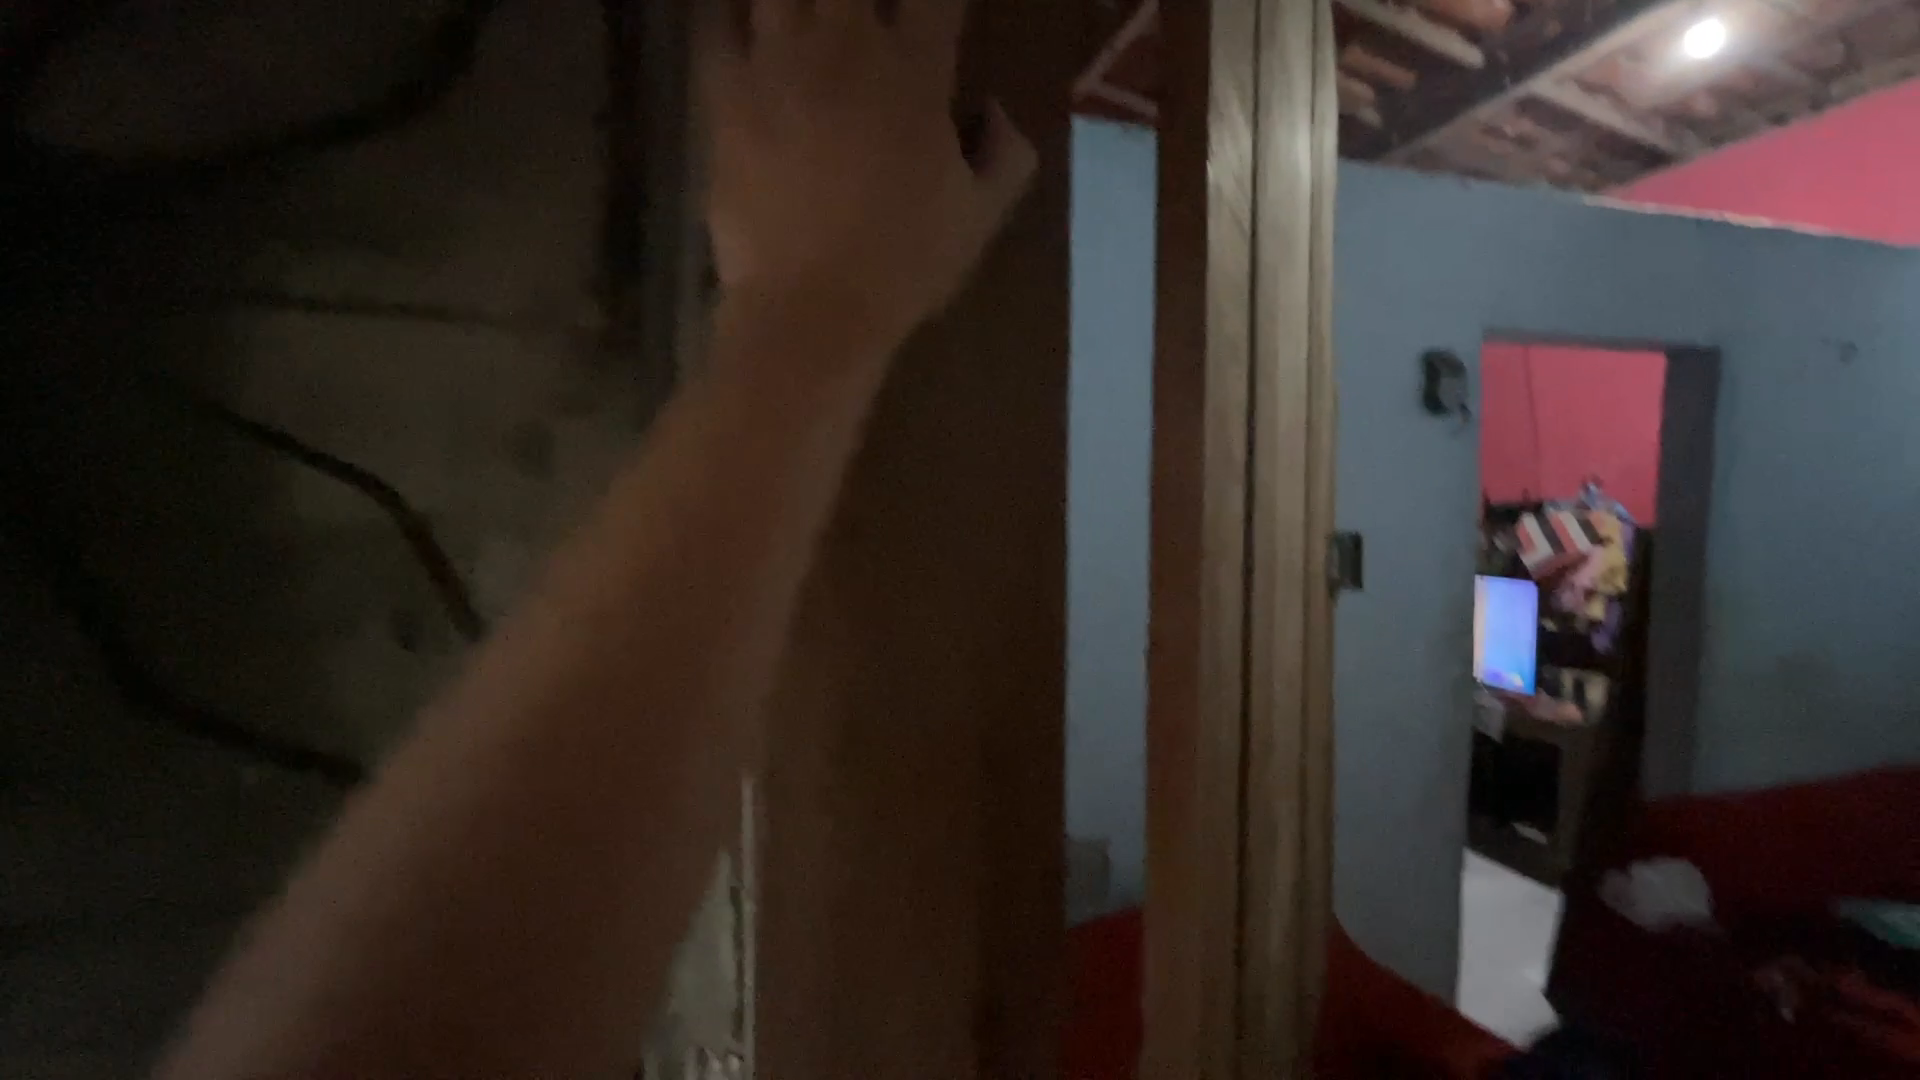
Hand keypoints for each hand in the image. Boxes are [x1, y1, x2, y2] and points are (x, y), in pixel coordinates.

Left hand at [701, 0, 1036, 343]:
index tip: (936, 15)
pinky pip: (716, 30)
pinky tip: (743, 37)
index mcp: (916, 74)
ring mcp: (779, 66)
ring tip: (808, 24)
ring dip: (799, 4)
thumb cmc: (905, 267)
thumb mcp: (978, 220)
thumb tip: (995, 113)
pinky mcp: (727, 99)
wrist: (815, 308)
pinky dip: (729, 23)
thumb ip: (1004, 156)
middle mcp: (846, 48)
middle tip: (861, 22)